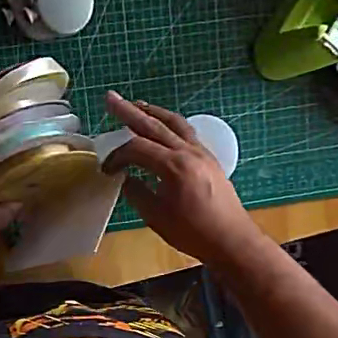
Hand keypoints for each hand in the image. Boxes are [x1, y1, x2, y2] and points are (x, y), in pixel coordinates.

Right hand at [102, 91, 263, 265]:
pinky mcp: (208, 158)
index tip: (105, 169)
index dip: (116, 156)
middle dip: (129, 111)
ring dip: (152, 112)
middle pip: (153, 125)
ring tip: (136, 104)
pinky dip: (169, 123)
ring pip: (173, 123)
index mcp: (173, 167)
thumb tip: (125, 179)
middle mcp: (187, 152)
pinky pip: (186, 131)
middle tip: (111, 98)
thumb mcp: (156, 216)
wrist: (231, 239)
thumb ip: (137, 193)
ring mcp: (201, 153)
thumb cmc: (193, 232)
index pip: (136, 149)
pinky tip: (162, 125)